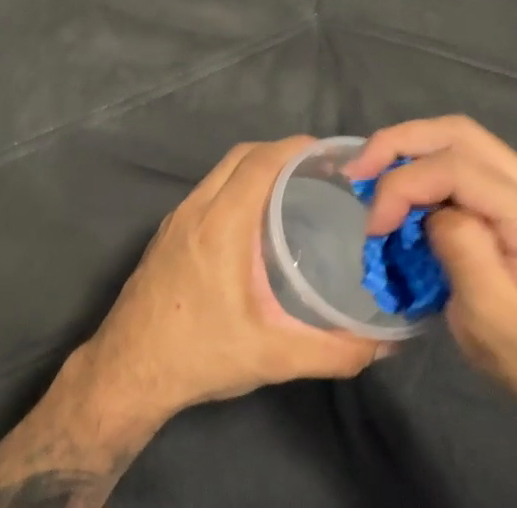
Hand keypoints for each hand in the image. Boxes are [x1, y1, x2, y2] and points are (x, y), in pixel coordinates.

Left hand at [71, 136, 386, 427]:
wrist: (129, 368)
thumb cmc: (200, 354)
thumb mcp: (276, 357)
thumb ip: (336, 351)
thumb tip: (387, 344)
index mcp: (220, 225)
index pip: (259, 162)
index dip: (296, 148)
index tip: (334, 154)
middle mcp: (194, 211)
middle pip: (238, 158)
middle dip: (280, 153)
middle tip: (323, 172)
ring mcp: (175, 221)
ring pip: (219, 174)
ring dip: (255, 170)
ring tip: (297, 191)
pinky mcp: (166, 236)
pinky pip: (206, 194)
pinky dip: (235, 189)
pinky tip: (258, 222)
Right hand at [344, 115, 516, 415]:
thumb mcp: (494, 317)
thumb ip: (464, 251)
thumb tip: (431, 211)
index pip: (457, 168)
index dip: (403, 185)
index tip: (374, 226)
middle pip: (460, 134)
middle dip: (400, 144)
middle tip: (358, 172)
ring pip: (463, 140)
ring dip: (411, 151)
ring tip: (372, 177)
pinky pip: (468, 164)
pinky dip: (426, 167)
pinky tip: (404, 192)